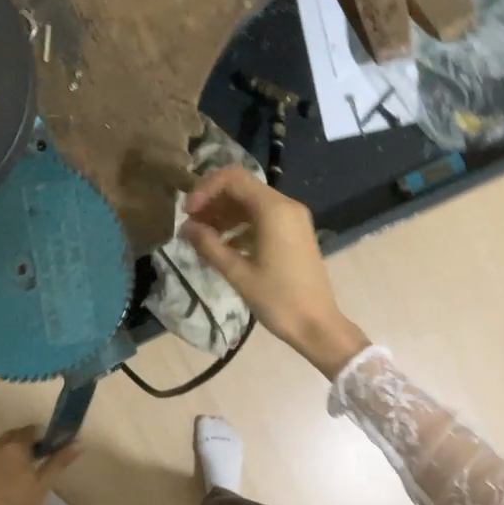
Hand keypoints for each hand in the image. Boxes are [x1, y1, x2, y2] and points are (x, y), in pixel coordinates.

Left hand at [0, 427, 79, 504]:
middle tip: (36, 459)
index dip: (42, 436)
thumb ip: (58, 462)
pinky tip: (2, 481)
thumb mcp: (42, 486)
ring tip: (18, 472)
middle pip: (12, 436)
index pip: (31, 430)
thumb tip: (77, 443)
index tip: (50, 447)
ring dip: (8, 453)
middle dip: (25, 443)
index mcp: (14, 446)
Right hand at [180, 167, 370, 377]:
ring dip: (225, 216)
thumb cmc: (278, 301)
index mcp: (274, 210)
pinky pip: (263, 220)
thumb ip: (210, 246)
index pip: (232, 179)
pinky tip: (224, 248)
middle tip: (191, 227)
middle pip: (242, 189)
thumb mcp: (239, 274)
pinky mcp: (295, 235)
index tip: (187, 213)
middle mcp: (286, 206)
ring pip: (252, 204)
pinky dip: (241, 227)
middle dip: (213, 203)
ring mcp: (293, 220)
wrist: (317, 325)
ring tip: (203, 239)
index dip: (204, 190)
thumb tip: (186, 228)